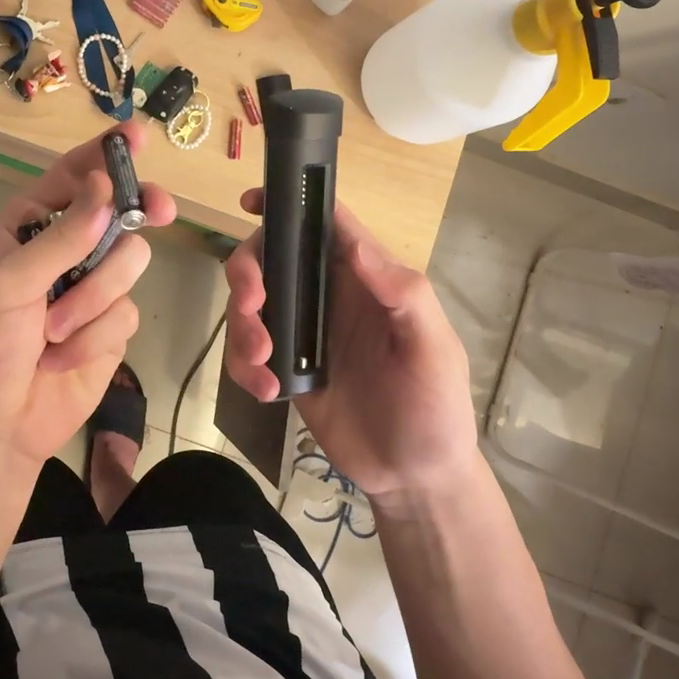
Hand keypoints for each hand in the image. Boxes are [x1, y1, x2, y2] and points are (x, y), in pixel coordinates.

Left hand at [0, 122, 175, 469]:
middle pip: (119, 213)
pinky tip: (63, 358)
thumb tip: (104, 188)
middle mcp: (63, 250)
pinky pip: (127, 313)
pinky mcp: (110, 328)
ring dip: (92, 301)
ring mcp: (90, 289)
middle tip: (159, 211)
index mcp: (27, 228)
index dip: (103, 155)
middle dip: (134, 216)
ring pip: (129, 266)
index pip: (70, 177)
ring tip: (52, 332)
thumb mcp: (9, 283)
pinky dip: (95, 337)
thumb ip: (61, 238)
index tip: (136, 137)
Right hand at [222, 190, 475, 504]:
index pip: (326, 224)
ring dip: (243, 328)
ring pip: (250, 305)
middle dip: (248, 274)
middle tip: (251, 304)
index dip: (288, 203)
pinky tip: (267, 391)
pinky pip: (247, 352)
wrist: (412, 477)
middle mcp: (328, 297)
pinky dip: (244, 366)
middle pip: (271, 259)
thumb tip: (355, 244)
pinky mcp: (285, 368)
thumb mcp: (433, 350)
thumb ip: (404, 295)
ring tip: (262, 365)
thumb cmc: (435, 408)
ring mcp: (303, 333)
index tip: (253, 201)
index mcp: (366, 280)